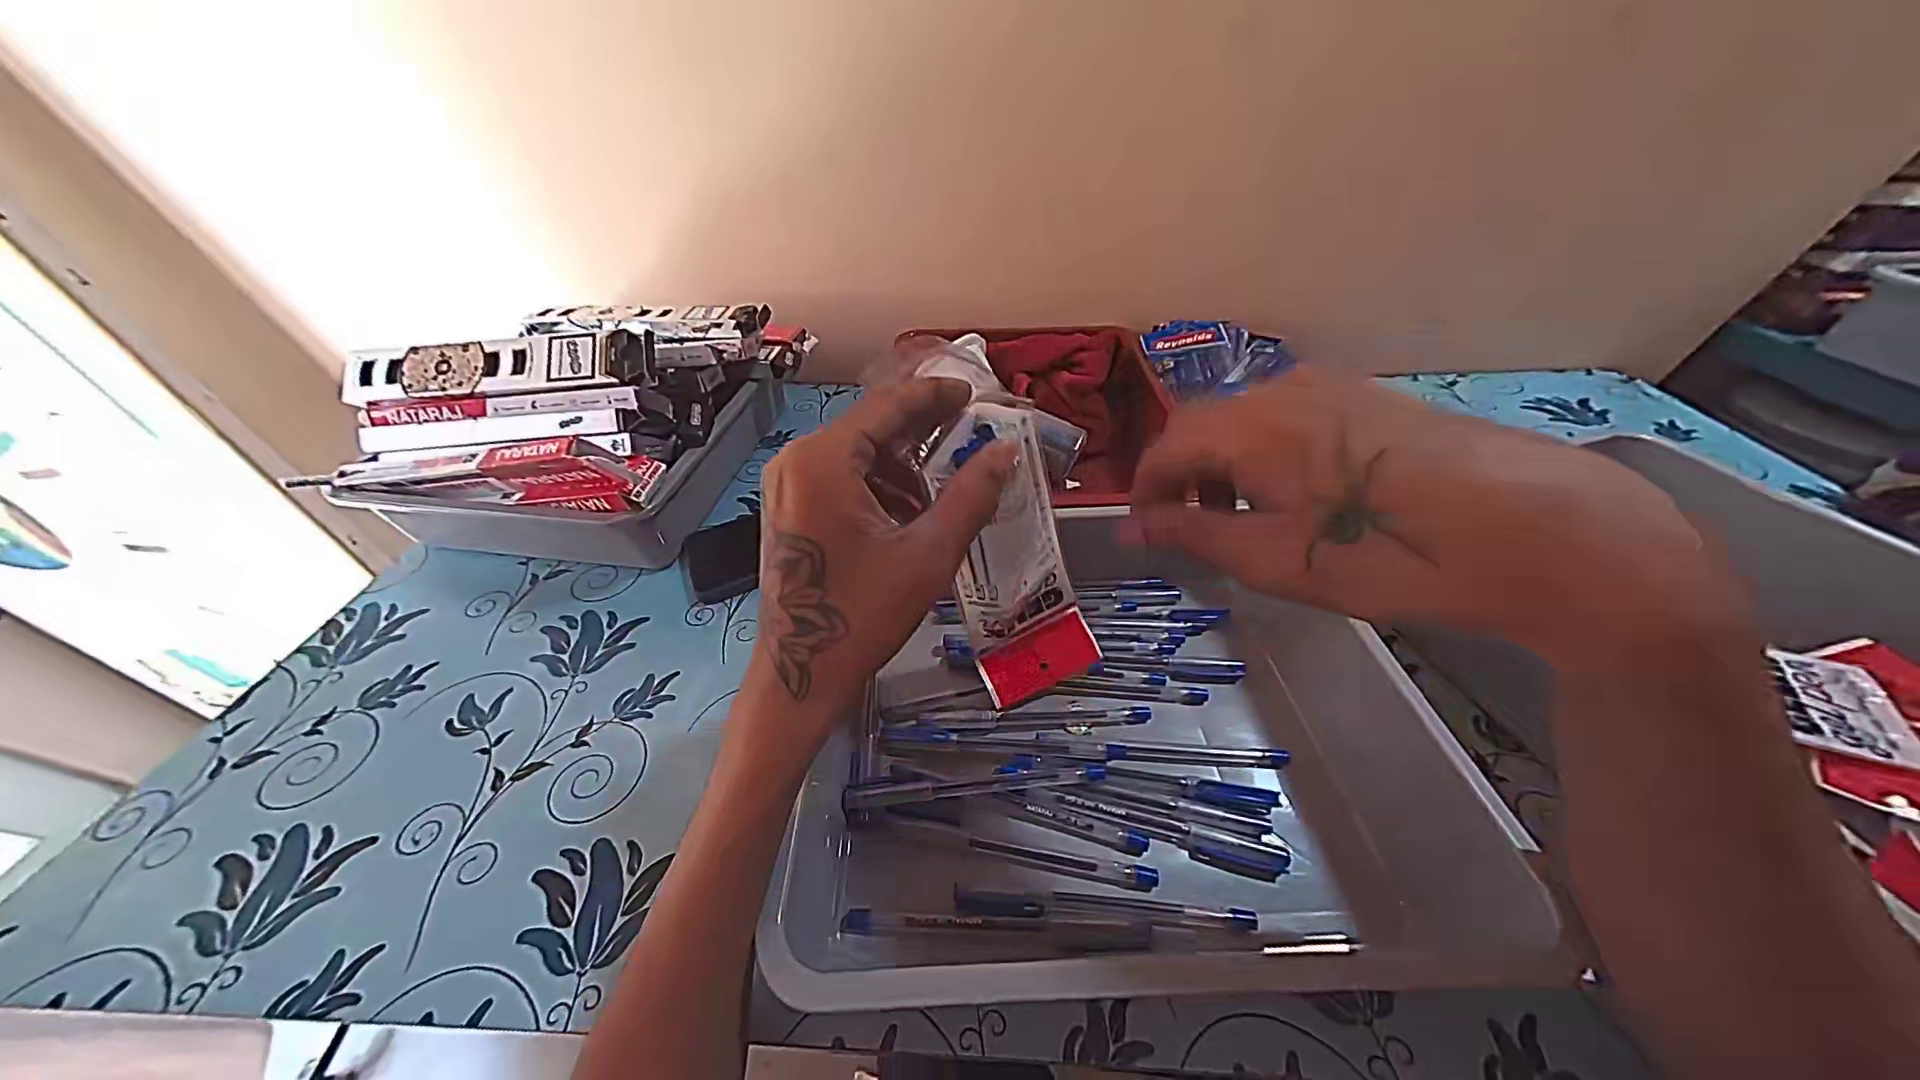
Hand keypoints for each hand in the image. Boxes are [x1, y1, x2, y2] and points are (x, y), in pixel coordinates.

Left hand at [745, 378, 1017, 737]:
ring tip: (944, 491)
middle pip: (870, 427)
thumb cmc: (860, 618)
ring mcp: (787, 488)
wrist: (803, 675)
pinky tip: (911, 515)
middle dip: (923, 432)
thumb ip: (971, 495)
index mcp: (822, 462)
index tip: (969, 393)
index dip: (934, 394)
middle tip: (969, 435)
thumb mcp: (928, 554)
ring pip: (858, 455)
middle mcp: (796, 464)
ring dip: (904, 466)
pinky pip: (842, 480)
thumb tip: (1004, 454)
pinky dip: (881, 488)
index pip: (887, 404)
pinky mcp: (791, 511)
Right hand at [1126, 368, 1746, 663]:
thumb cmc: (1393, 555)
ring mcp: (1333, 388)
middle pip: (1202, 428)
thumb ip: (1192, 535)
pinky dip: (1265, 457)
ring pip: (1244, 423)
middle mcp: (1283, 390)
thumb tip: (1129, 526)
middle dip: (1181, 479)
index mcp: (1251, 425)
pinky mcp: (1371, 398)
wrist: (1546, 533)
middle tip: (1188, 532)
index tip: (1142, 531)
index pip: (1165, 448)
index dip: (1143, 491)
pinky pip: (1288, 420)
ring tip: (1240, 521)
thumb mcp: (1275, 559)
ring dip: (1222, 468)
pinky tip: (1294, 499)